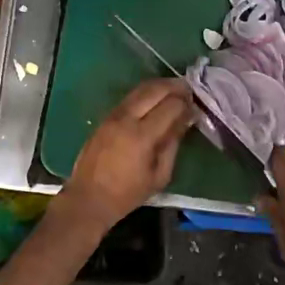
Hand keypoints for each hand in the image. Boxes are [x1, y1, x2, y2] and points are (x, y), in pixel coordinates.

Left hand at [58, 78, 196, 232]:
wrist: (89, 198)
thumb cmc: (127, 193)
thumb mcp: (159, 175)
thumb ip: (172, 144)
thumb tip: (184, 121)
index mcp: (142, 136)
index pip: (170, 106)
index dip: (185, 103)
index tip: (195, 106)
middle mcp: (126, 119)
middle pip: (154, 90)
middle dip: (174, 86)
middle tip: (188, 89)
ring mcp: (113, 116)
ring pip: (139, 90)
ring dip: (159, 86)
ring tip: (174, 89)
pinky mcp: (105, 117)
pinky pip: (129, 98)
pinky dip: (145, 93)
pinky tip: (155, 98)